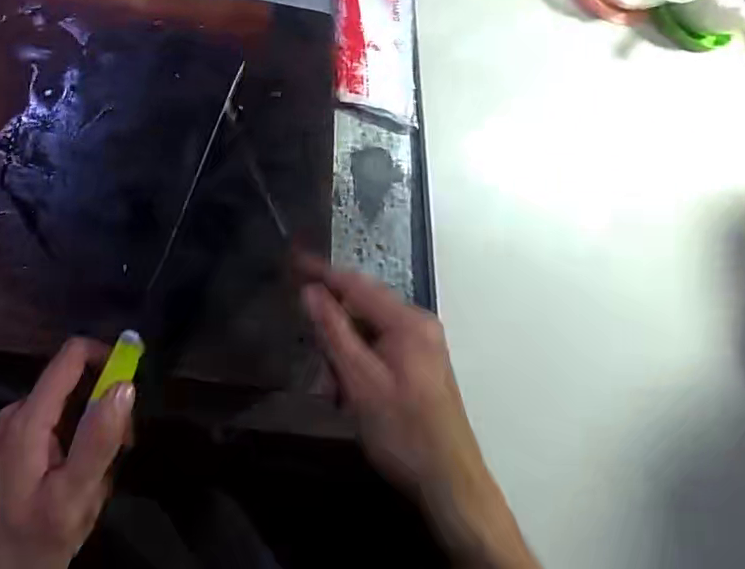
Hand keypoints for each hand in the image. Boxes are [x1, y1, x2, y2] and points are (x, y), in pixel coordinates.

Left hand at [0, 338, 133, 568]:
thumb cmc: (25, 548)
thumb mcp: (70, 500)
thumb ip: (97, 440)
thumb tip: (126, 385)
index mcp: (27, 418)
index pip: (74, 354)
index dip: (110, 357)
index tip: (134, 389)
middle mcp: (17, 414)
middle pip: (77, 381)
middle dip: (106, 409)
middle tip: (119, 453)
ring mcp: (13, 432)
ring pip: (72, 407)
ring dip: (95, 434)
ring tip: (96, 482)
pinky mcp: (15, 450)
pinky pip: (60, 427)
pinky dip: (79, 447)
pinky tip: (78, 487)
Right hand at [299, 260, 538, 568]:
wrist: (451, 482)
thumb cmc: (403, 432)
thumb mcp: (360, 382)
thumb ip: (334, 332)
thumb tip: (310, 291)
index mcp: (407, 320)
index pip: (357, 284)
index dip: (323, 273)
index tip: (294, 262)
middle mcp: (418, 323)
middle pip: (363, 309)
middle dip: (334, 333)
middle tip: (320, 370)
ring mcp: (422, 344)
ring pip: (369, 333)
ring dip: (345, 356)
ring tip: (336, 395)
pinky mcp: (420, 364)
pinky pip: (381, 349)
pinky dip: (360, 366)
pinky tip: (351, 397)